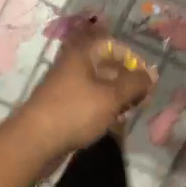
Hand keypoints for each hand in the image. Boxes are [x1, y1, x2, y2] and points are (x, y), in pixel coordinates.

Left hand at [15, 15, 153, 154]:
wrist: (34, 141)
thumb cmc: (75, 111)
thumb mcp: (111, 96)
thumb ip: (134, 84)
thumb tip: (150, 74)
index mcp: (82, 54)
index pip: (112, 45)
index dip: (132, 59)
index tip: (146, 79)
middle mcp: (73, 65)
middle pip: (105, 65)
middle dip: (125, 80)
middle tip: (141, 98)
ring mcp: (65, 86)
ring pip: (97, 85)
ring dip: (115, 96)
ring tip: (129, 112)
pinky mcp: (61, 106)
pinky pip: (88, 101)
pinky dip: (102, 108)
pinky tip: (112, 122)